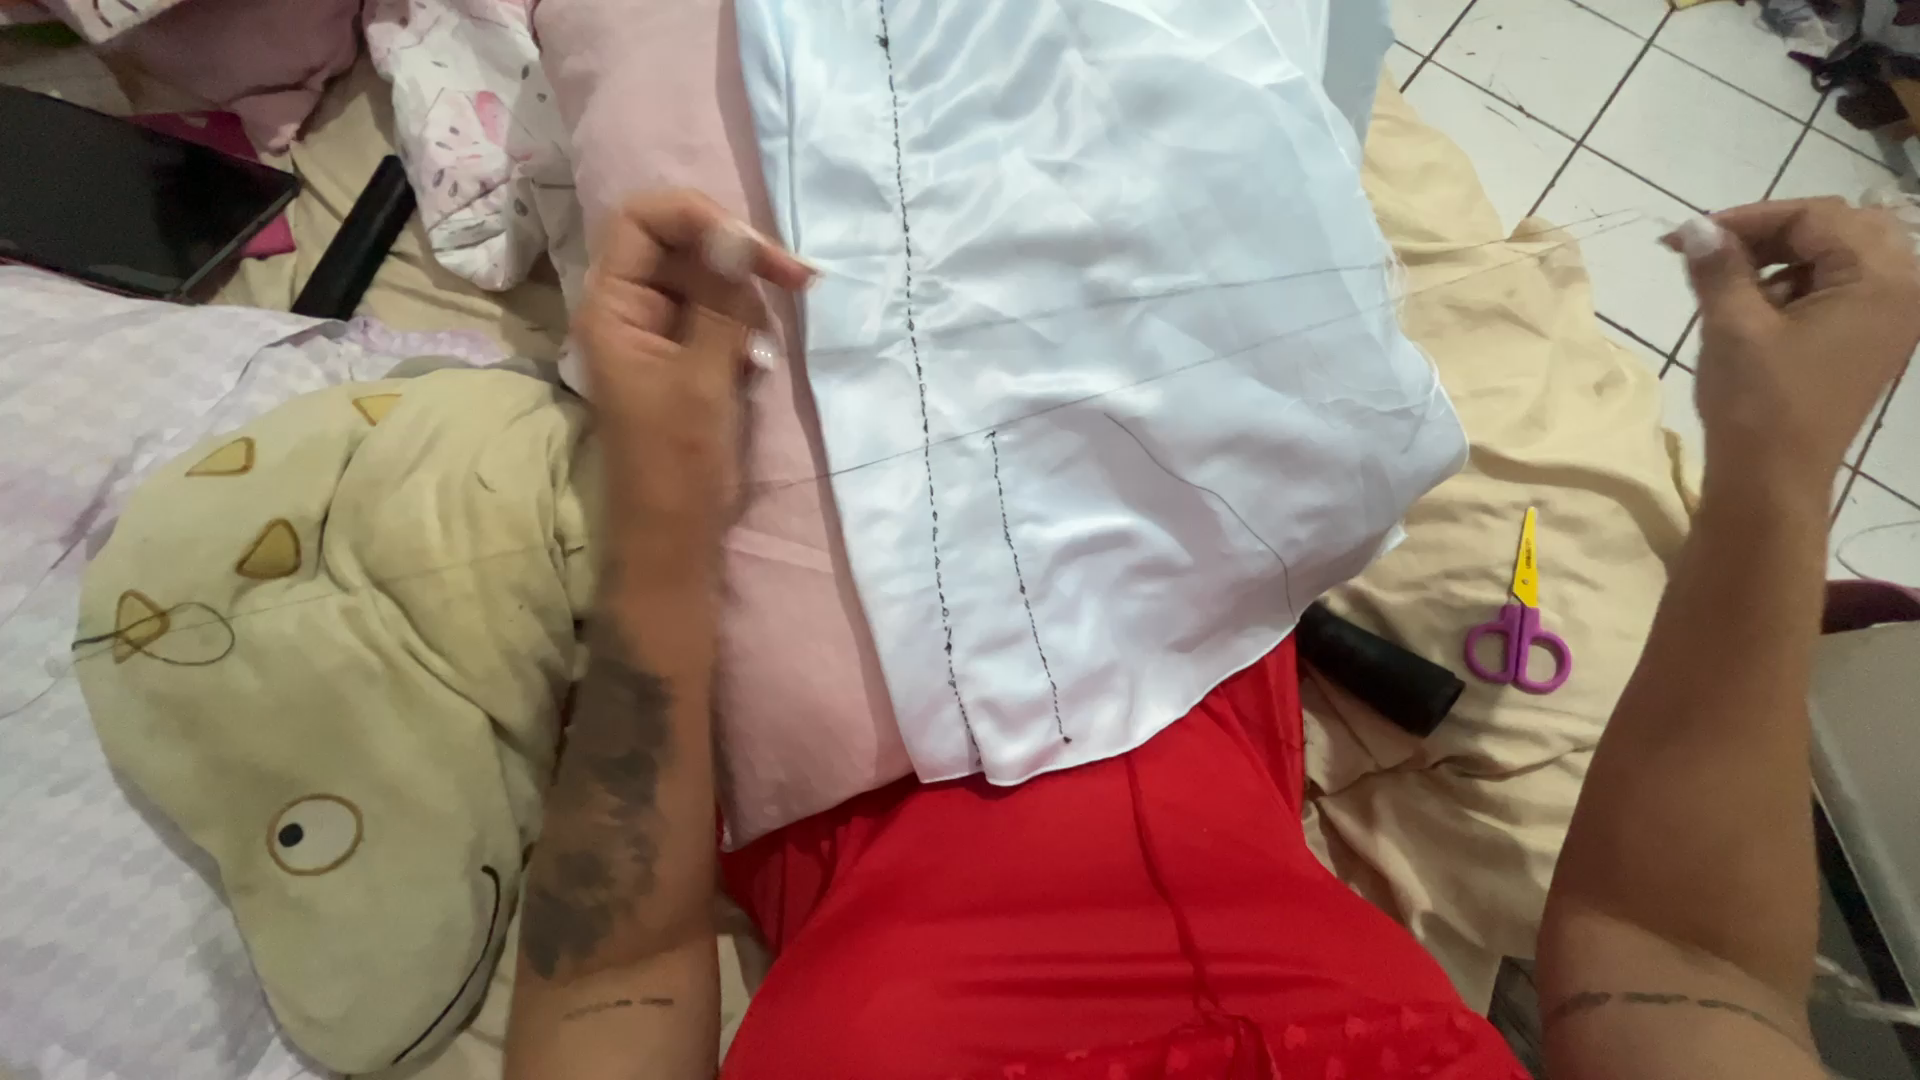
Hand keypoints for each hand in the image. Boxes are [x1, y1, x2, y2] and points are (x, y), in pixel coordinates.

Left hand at [574, 191, 812, 573]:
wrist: (677, 529)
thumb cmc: (678, 461)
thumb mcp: (703, 378)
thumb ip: (722, 303)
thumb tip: (738, 233)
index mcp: (612, 306)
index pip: (643, 221)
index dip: (699, 218)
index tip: (758, 247)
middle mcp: (632, 308)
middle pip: (685, 247)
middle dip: (740, 261)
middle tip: (798, 281)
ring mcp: (663, 333)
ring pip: (712, 282)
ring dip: (748, 305)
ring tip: (758, 355)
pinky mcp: (691, 356)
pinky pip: (723, 318)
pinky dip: (747, 331)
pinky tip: (756, 365)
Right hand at [1669, 199, 1919, 500]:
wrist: (1774, 470)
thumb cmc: (1756, 399)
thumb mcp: (1732, 328)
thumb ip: (1719, 271)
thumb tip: (1696, 227)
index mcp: (1882, 277)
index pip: (1818, 216)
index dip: (1749, 218)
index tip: (1686, 237)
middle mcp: (1906, 284)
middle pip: (1837, 228)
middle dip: (1765, 234)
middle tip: (1702, 253)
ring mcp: (1894, 311)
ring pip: (1837, 256)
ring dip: (1777, 260)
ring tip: (1724, 287)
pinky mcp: (1872, 333)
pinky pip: (1838, 287)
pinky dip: (1792, 285)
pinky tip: (1753, 310)